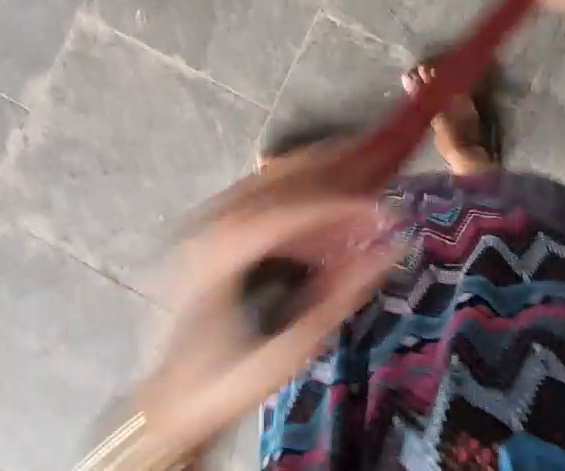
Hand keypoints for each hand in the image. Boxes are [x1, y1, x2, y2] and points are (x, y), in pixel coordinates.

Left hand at [130, 144, 407, 463]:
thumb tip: (391, 251)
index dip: (340, 209)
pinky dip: (302, 191)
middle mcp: (211, 222)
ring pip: (274, 178)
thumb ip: (341, 295)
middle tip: (384, 163)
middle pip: (282, 177)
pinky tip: (330, 205)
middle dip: (336, 167)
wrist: (173, 401)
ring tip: (366, 170)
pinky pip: (265, 192)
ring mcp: (209, 220)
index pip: (290, 213)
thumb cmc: (227, 382)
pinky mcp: (215, 226)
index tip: (380, 213)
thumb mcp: (290, 348)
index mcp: (222, 251)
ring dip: (322, 173)